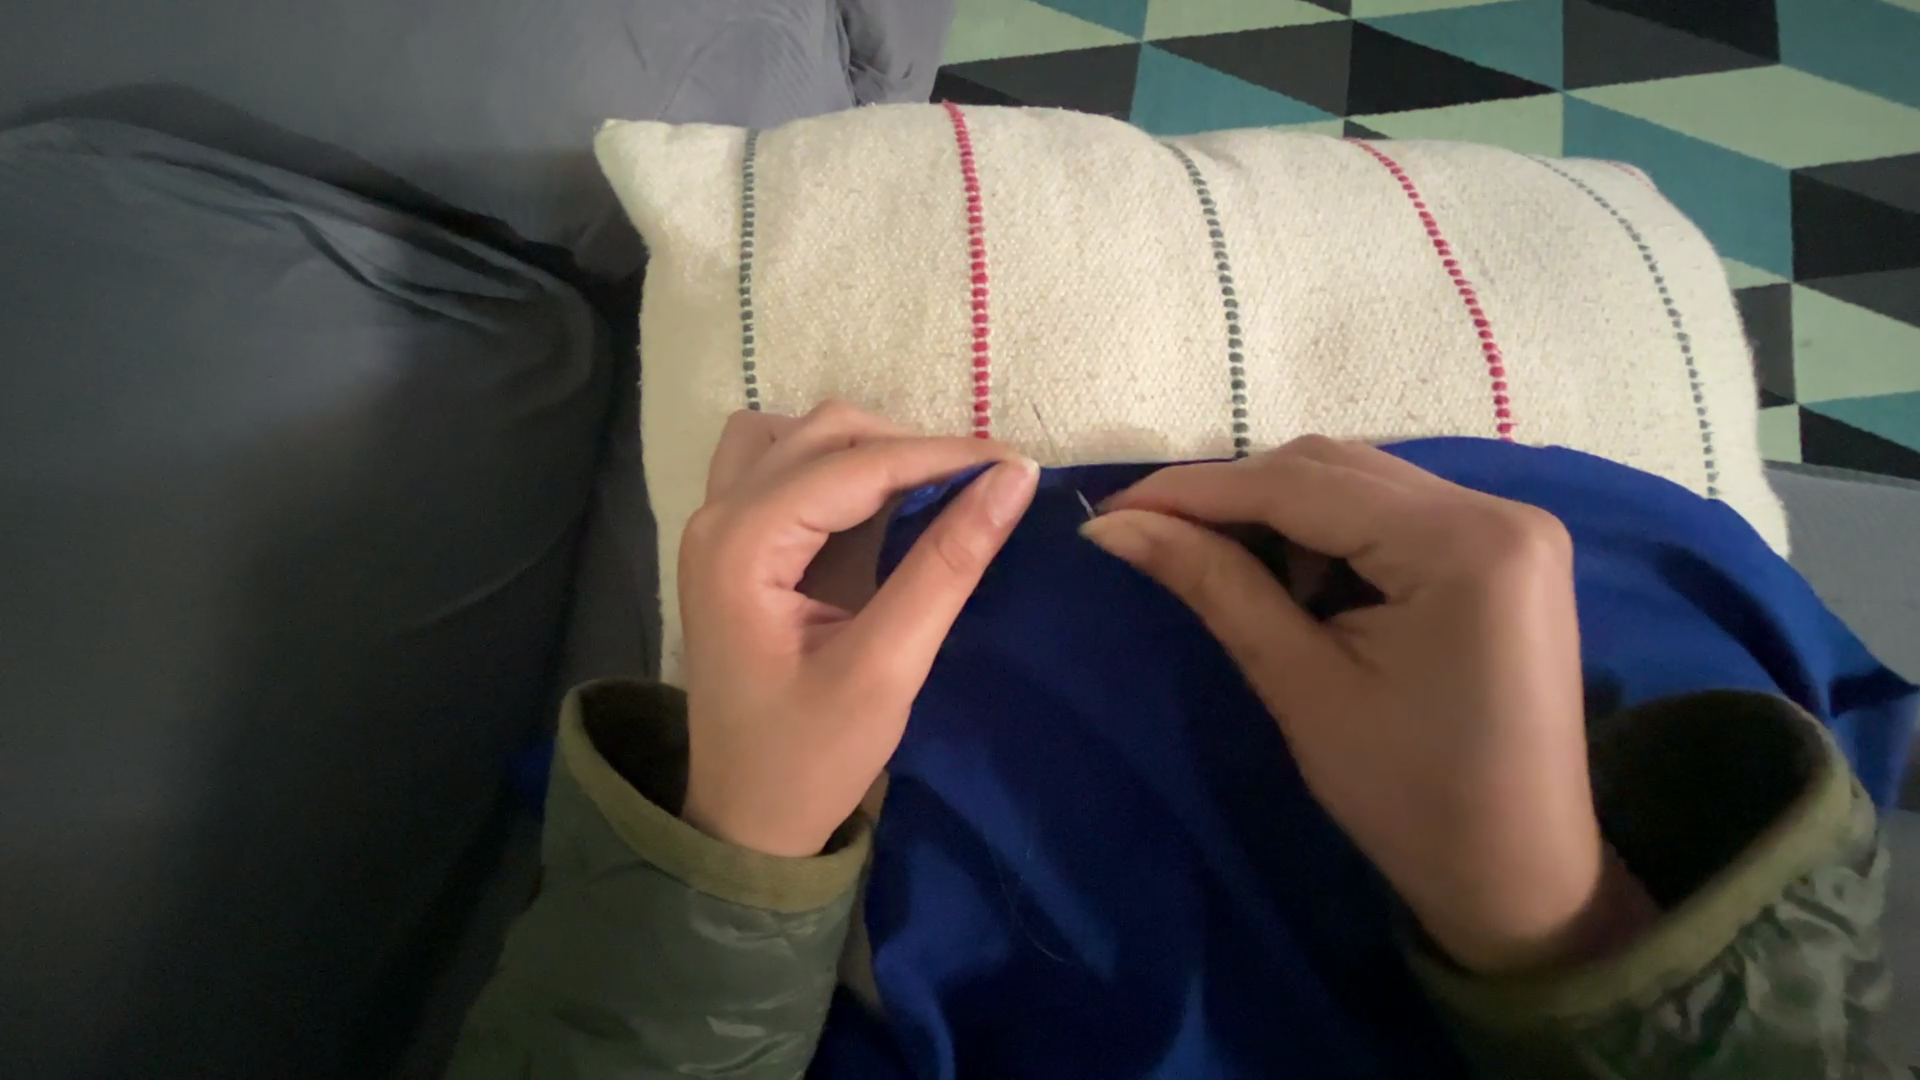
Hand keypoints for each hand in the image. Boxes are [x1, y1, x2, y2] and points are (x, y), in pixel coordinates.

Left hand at [678, 402, 1038, 857]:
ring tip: (926, 488)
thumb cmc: (810, 758)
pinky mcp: (733, 545)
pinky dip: (837, 468)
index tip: (1016, 462)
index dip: (942, 456)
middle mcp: (716, 516)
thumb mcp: (888, 666)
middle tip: (978, 485)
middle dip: (908, 448)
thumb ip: (947, 565)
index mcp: (741, 544)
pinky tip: (876, 504)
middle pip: (821, 434)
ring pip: (796, 437)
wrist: (745, 819)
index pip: (856, 466)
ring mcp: (716, 526)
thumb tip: (1012, 479)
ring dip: (865, 448)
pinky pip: (783, 468)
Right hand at [1083, 436, 1653, 973]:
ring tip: (1215, 562)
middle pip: (1326, 468)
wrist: (1518, 877)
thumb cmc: (1407, 797)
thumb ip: (1210, 582)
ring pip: (1348, 481)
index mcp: (1464, 546)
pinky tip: (1287, 575)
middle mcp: (1496, 510)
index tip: (1111, 510)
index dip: (1192, 490)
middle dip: (1228, 496)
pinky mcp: (1493, 551)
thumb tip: (1112, 526)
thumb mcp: (1297, 682)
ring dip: (1269, 510)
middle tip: (1150, 533)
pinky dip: (1315, 529)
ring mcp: (1503, 526)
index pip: (1297, 485)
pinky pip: (1379, 509)